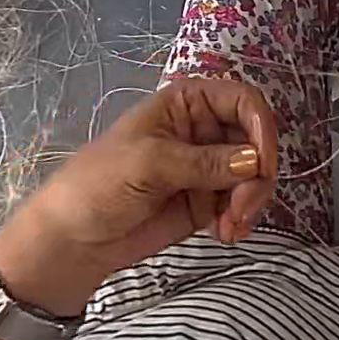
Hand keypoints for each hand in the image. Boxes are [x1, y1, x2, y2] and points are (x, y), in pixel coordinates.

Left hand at [0, 78, 276, 315]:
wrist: (74, 238)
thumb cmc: (101, 180)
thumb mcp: (150, 163)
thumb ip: (203, 162)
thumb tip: (256, 162)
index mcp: (186, 102)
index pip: (241, 100)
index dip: (261, 127)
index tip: (263, 166)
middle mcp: (201, 128)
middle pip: (254, 141)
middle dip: (257, 176)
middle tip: (242, 211)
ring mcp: (205, 166)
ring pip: (253, 175)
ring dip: (251, 201)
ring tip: (230, 229)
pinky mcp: (206, 200)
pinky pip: (241, 202)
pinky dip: (241, 218)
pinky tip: (224, 234)